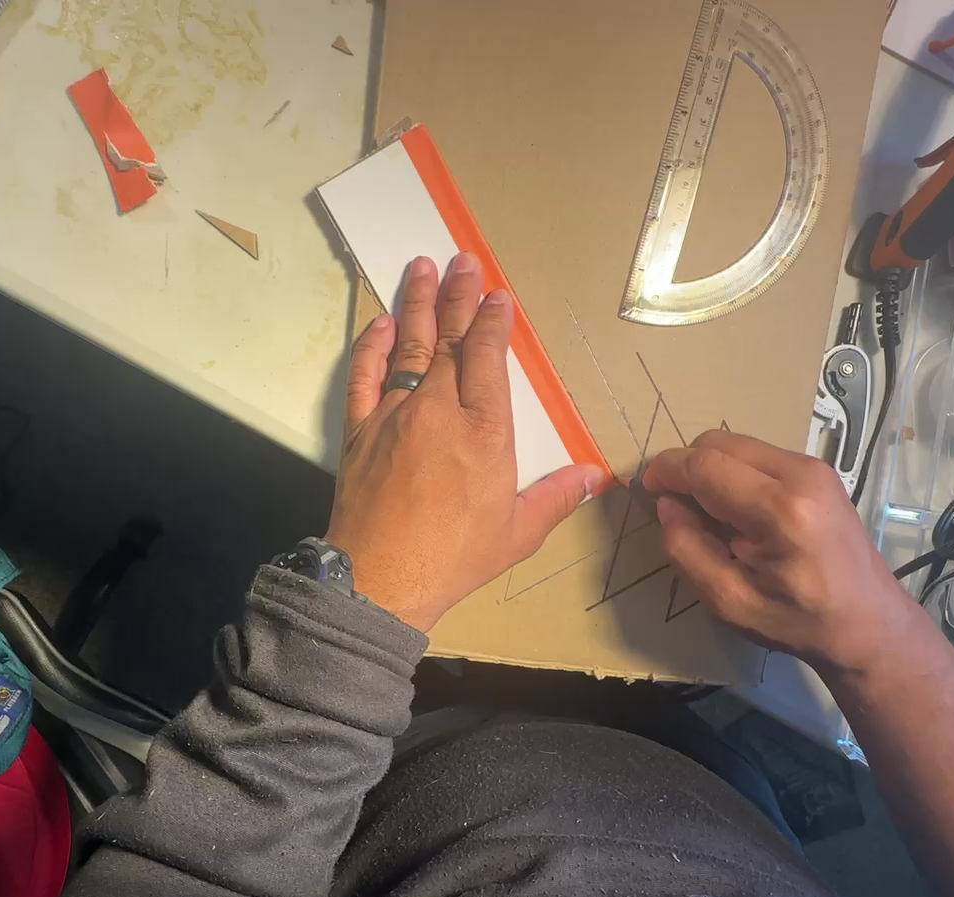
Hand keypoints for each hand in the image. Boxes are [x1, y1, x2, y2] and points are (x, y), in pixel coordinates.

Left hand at [326, 253, 604, 630]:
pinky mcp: (360, 430)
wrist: (380, 579)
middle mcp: (439, 409)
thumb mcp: (517, 533)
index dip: (493, 322)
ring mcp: (395, 415)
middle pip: (451, 340)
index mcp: (484, 430)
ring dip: (418, 305)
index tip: (497, 295)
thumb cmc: (455, 557)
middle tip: (462, 260)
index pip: (489, 358)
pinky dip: (372, 346)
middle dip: (459, 297)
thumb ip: (555, 498)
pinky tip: (381, 323)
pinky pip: (364, 376)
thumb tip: (594, 475)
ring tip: (422, 268)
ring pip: (410, 347)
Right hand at [642, 430, 927, 673]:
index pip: (705, 466)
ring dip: (710, 468)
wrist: (869, 623)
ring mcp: (814, 468)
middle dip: (685, 465)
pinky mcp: (819, 471)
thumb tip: (667, 507)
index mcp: (779, 511)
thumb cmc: (797, 620)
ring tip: (705, 509)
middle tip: (673, 502)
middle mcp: (800, 475)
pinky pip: (757, 454)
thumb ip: (687, 550)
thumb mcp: (728, 600)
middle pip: (719, 443)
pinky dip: (733, 471)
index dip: (667, 470)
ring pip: (737, 443)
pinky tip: (734, 508)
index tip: (646, 488)